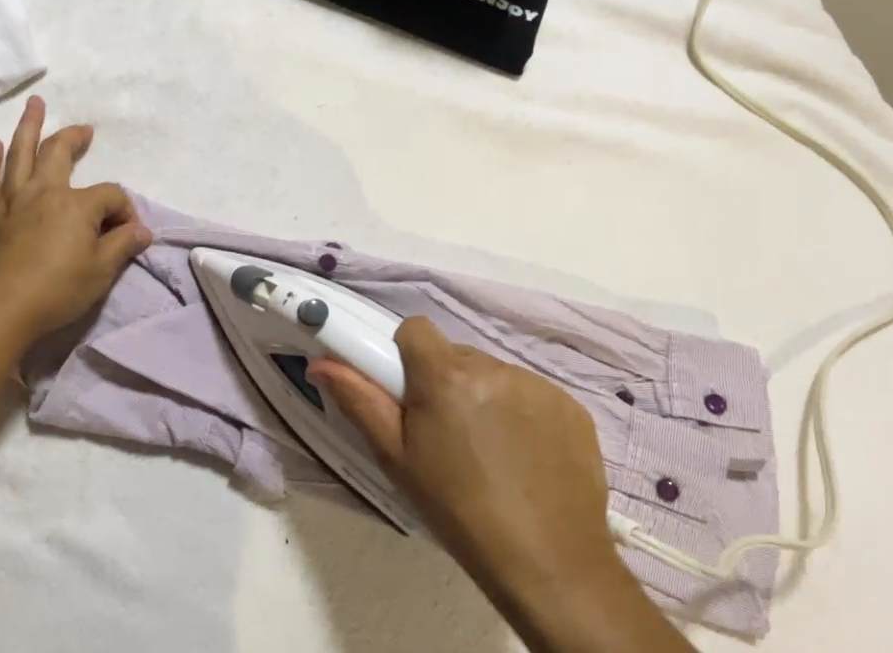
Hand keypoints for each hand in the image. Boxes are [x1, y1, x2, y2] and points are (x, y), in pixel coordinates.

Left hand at [0, 97, 151, 346]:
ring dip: (28, 127)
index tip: (128, 234)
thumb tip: (143, 230)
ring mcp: (12, 201)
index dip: (124, 211)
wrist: (0, 309)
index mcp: (77, 205)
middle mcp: (44, 192)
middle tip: (84, 129)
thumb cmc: (57, 290)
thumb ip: (123, 245)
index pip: (110, 195)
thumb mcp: (101, 272)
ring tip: (34, 105)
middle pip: (59, 153)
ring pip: (19, 155)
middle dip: (73, 137)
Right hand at [307, 317, 622, 601]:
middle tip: (442, 433)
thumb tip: (321, 363)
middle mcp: (493, 368)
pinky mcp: (571, 407)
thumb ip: (360, 401)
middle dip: (443, 382)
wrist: (550, 564)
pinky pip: (530, 395)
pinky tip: (521, 459)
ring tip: (485, 452)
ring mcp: (538, 386)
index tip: (406, 392)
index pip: (415, 328)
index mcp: (445, 376)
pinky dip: (520, 415)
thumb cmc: (458, 511)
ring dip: (481, 398)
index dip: (404, 354)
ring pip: (492, 375)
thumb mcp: (397, 459)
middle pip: (454, 355)